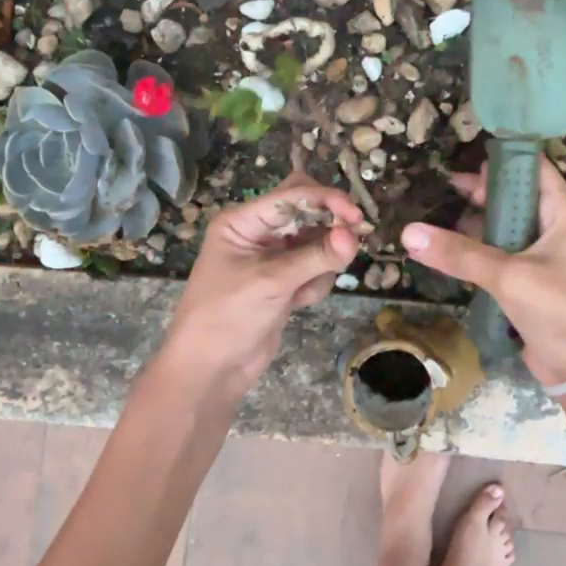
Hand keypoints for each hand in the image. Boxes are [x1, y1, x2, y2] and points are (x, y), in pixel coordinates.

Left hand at [158, 172, 363, 390]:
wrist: (210, 369)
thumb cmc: (228, 317)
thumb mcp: (272, 282)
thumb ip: (316, 256)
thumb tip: (354, 235)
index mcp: (243, 221)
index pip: (292, 195)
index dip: (326, 201)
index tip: (355, 216)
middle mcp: (258, 233)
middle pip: (307, 213)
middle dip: (329, 227)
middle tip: (352, 241)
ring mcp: (273, 258)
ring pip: (317, 242)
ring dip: (322, 263)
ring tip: (305, 291)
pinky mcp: (285, 281)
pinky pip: (315, 268)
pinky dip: (316, 283)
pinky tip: (300, 303)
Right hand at [401, 162, 565, 386]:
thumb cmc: (562, 310)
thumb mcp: (510, 277)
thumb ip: (461, 255)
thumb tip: (408, 233)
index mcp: (562, 215)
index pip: (534, 169)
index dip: (504, 159)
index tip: (466, 156)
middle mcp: (553, 230)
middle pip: (514, 198)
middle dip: (482, 193)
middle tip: (446, 190)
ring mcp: (542, 258)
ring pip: (504, 230)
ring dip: (476, 225)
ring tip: (440, 219)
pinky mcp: (530, 284)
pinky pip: (500, 258)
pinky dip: (478, 253)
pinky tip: (450, 252)